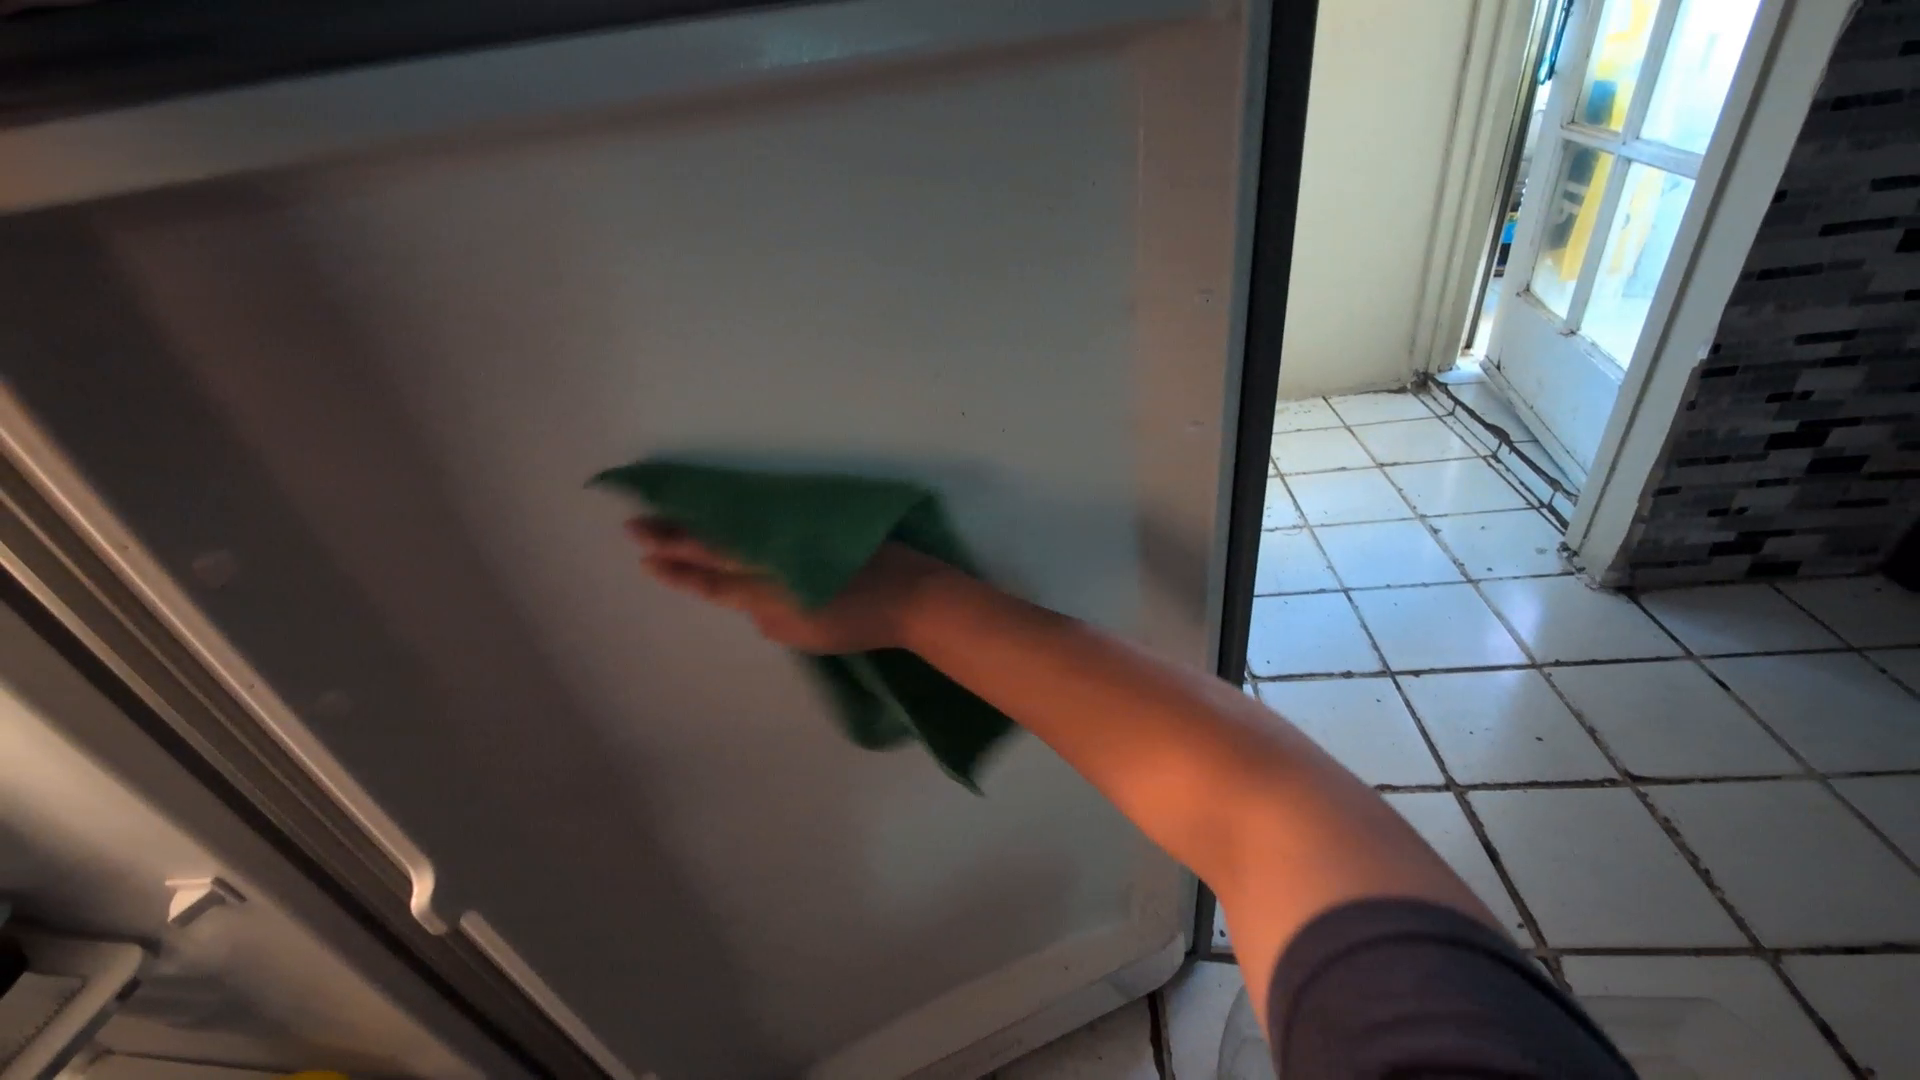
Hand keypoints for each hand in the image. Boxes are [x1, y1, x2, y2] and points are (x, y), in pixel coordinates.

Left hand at [626, 519, 946, 653]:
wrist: (916, 605)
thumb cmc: (882, 555)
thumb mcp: (829, 531)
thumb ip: (786, 541)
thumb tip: (758, 554)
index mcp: (778, 565)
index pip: (716, 551)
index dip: (677, 540)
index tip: (640, 531)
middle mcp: (770, 597)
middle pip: (713, 575)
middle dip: (674, 558)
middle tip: (637, 538)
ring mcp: (782, 621)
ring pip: (737, 597)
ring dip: (707, 579)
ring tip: (672, 563)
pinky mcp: (799, 637)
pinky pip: (767, 613)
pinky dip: (755, 599)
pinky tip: (762, 592)